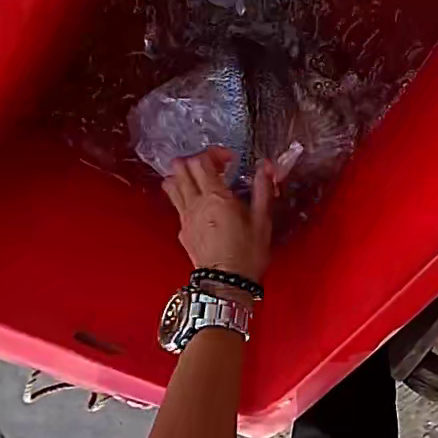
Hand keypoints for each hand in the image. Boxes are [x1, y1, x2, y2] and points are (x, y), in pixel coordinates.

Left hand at [161, 148, 272, 282]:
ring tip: (202, 181)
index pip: (201, 161)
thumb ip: (262, 189)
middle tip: (215, 167)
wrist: (227, 284)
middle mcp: (195, 203)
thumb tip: (266, 166)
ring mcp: (185, 217)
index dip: (213, 153)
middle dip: (196, 160)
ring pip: (171, 184)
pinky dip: (184, 195)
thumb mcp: (262, 219)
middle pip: (180, 168)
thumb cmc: (248, 253)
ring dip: (184, 176)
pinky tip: (200, 204)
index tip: (229, 160)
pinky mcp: (182, 230)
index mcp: (216, 198)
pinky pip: (176, 204)